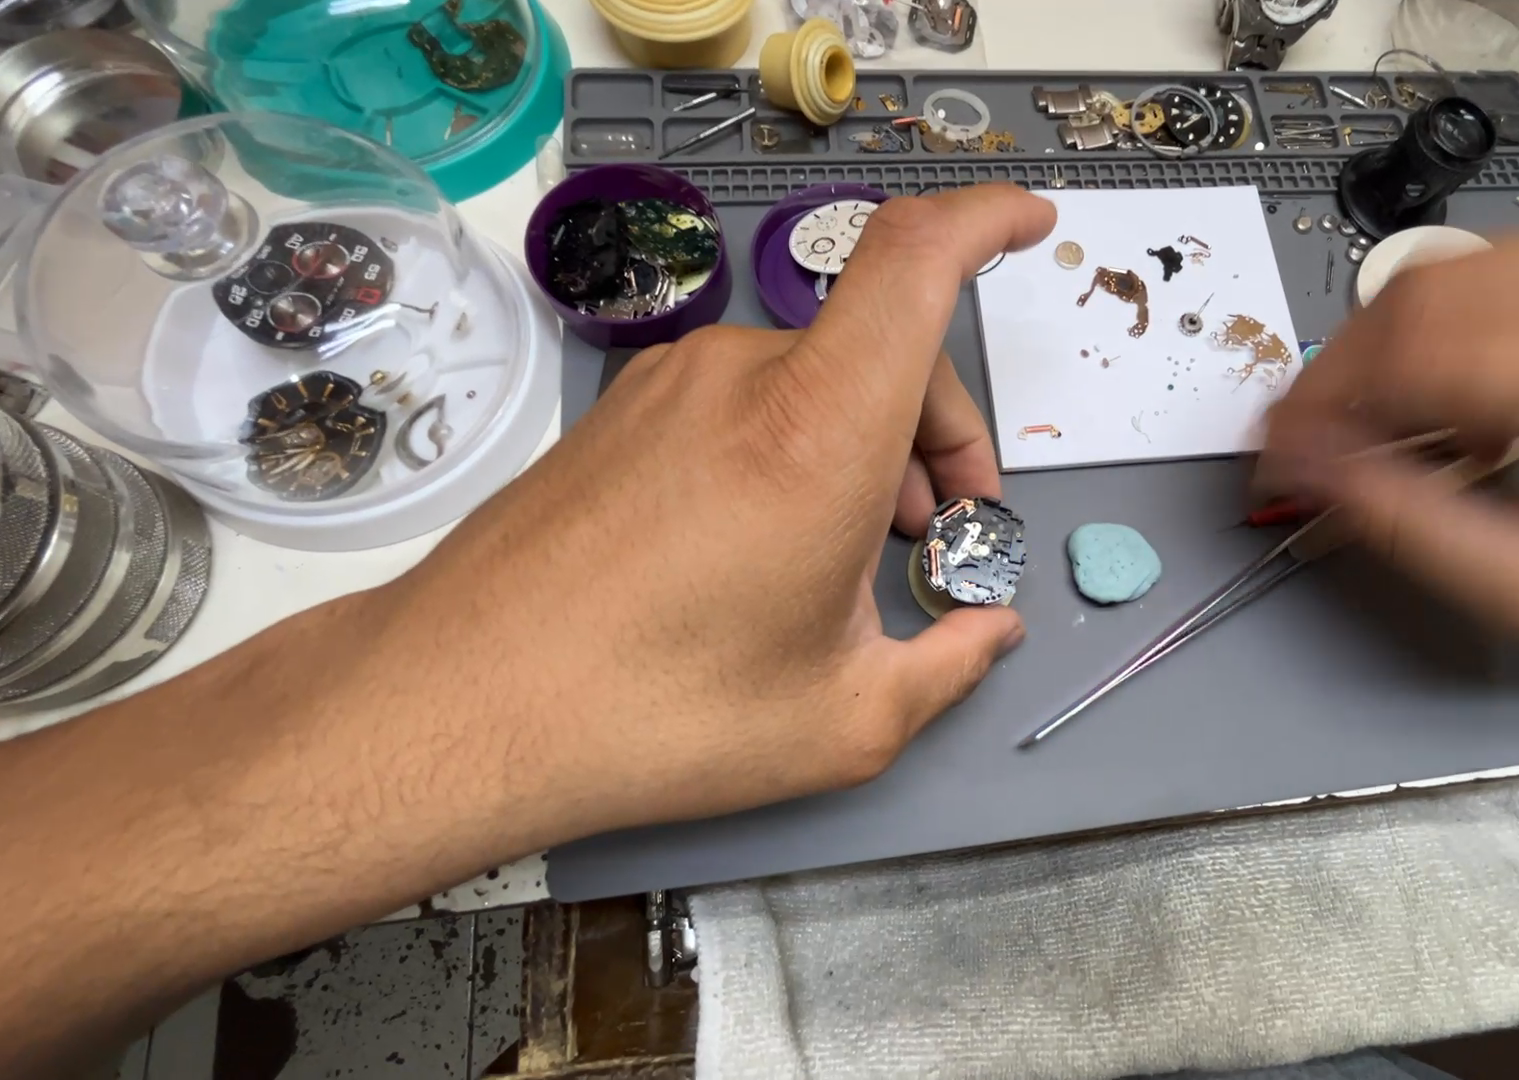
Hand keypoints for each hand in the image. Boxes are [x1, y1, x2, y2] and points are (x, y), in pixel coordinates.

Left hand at [377, 185, 1055, 832]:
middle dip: (943, 438)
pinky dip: (805, 443)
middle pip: (891, 350)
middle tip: (942, 537)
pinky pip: (759, 395)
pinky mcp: (635, 403)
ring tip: (860, 553)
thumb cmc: (659, 718)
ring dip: (873, 447)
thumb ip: (952, 665)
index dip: (987, 220)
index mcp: (820, 434)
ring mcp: (679, 379)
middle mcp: (748, 376)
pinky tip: (782, 534)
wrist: (455, 710)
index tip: (1030, 226)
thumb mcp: (849, 721)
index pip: (915, 262)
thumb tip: (991, 631)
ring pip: (825, 376)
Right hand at [1258, 194, 1518, 647]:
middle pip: (1431, 298)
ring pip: (1451, 270)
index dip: (1326, 401)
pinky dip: (1446, 324)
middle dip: (1340, 374)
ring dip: (1388, 352)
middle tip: (1312, 438)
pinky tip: (1467, 381)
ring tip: (1401, 423)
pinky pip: (1498, 256)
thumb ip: (1411, 532)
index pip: (1435, 356)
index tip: (1277, 449)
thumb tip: (1306, 465)